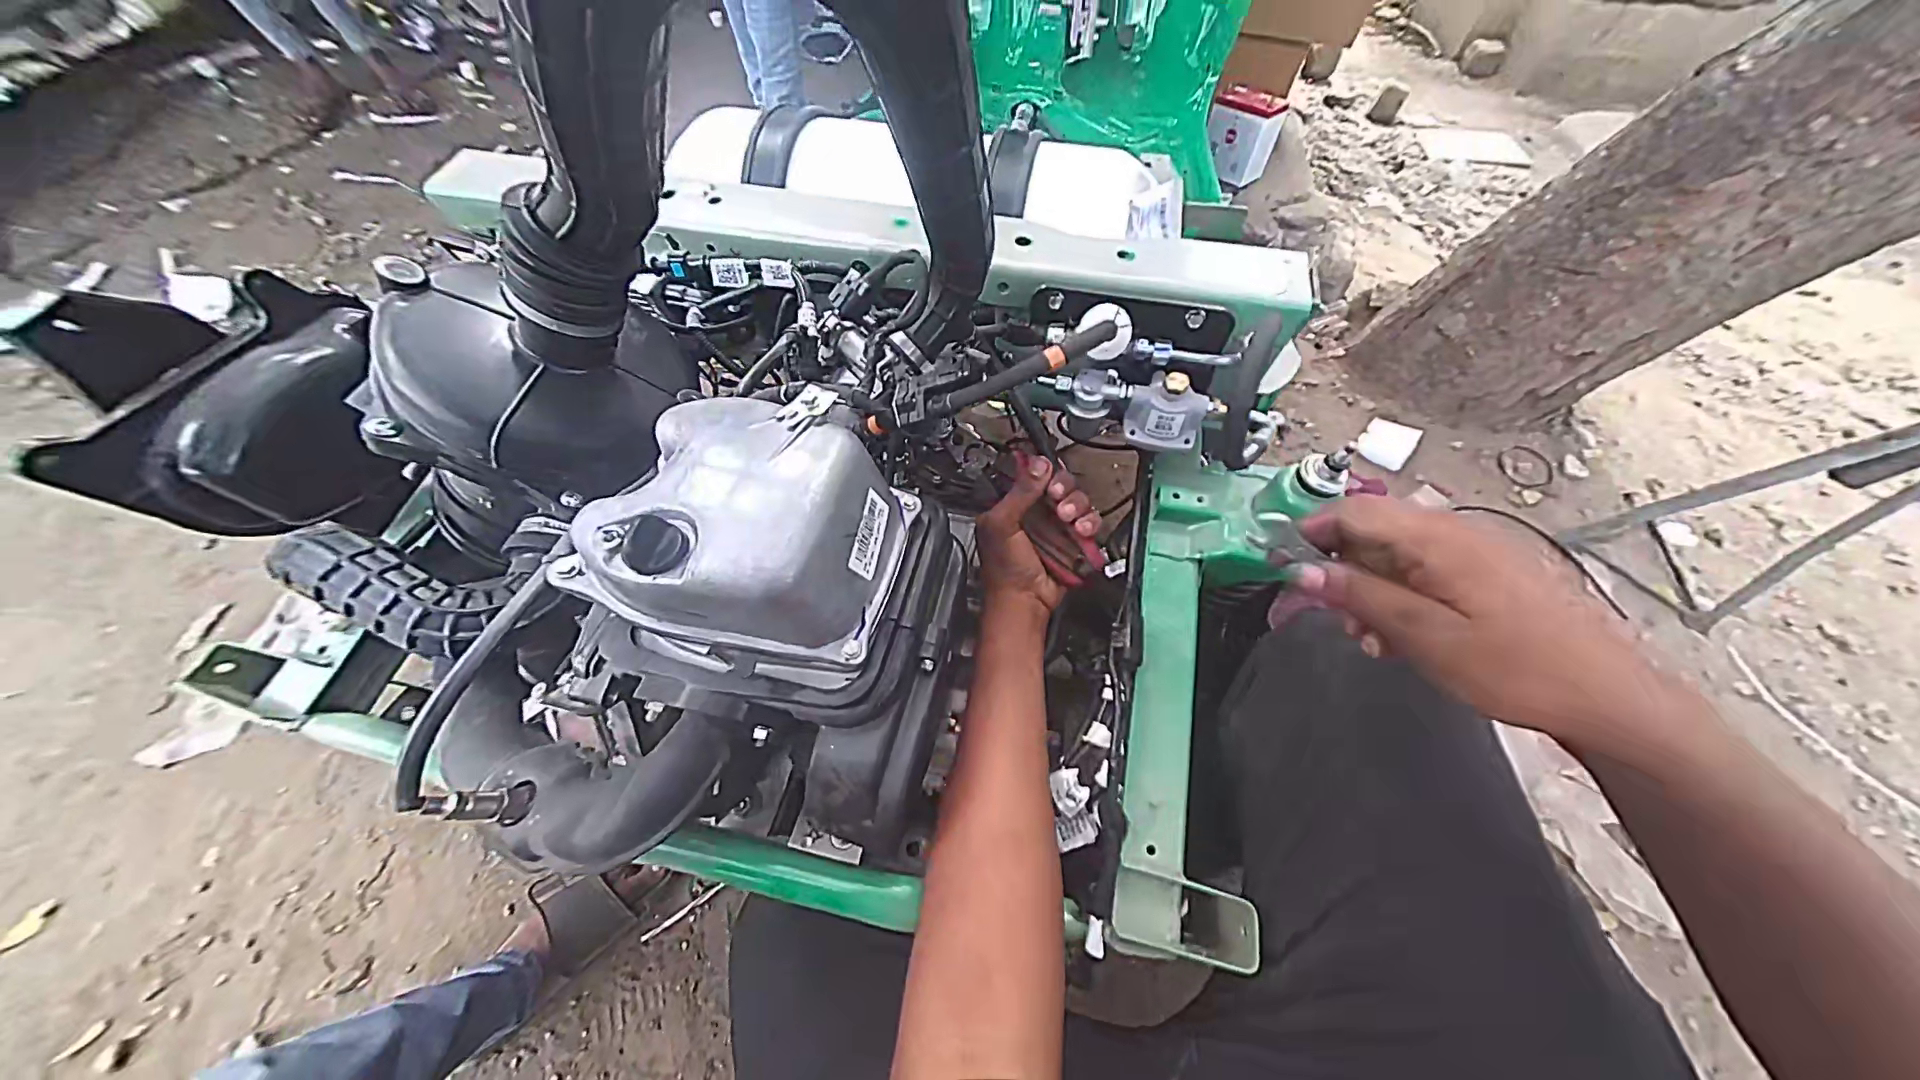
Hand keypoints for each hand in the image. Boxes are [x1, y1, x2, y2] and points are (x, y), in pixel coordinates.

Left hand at [977, 453, 1100, 616]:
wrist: (1024, 601)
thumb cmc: (1004, 571)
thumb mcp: (1002, 525)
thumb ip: (1019, 492)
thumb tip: (1036, 464)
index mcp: (1014, 504)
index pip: (1035, 475)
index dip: (1045, 473)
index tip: (1048, 480)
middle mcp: (1036, 512)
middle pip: (1062, 484)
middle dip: (1064, 489)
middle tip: (1058, 499)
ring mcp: (1056, 526)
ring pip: (1078, 500)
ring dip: (1078, 506)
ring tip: (1069, 519)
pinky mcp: (1074, 541)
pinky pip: (1090, 522)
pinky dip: (1090, 523)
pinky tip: (1081, 531)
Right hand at [1291, 496, 1677, 752]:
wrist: (1609, 698)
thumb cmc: (1517, 668)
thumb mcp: (1423, 635)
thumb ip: (1359, 595)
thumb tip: (1303, 570)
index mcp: (1437, 538)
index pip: (1352, 511)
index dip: (1309, 534)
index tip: (1283, 568)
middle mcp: (1452, 531)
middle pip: (1368, 531)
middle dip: (1336, 568)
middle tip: (1326, 615)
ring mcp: (1470, 550)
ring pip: (1389, 553)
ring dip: (1364, 588)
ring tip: (1367, 635)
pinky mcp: (1481, 570)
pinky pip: (1418, 570)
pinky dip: (1394, 595)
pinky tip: (1397, 634)